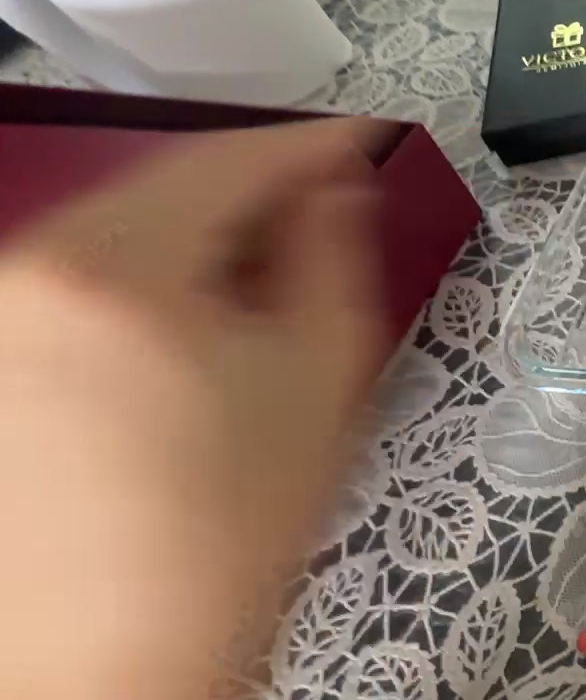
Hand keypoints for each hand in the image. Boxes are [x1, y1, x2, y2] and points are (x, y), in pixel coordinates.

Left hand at [0, 119, 387, 699]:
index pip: (229, 159)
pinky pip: (91, 265)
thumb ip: (334, 246)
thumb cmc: (242, 495)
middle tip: (341, 186)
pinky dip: (168, 254)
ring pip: (127, 219)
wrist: (125, 629)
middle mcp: (26, 276)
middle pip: (167, 180)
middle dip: (263, 176)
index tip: (371, 136)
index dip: (315, 142)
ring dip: (216, 215)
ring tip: (290, 238)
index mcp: (114, 268)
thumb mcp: (325, 354)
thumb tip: (337, 186)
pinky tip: (219, 285)